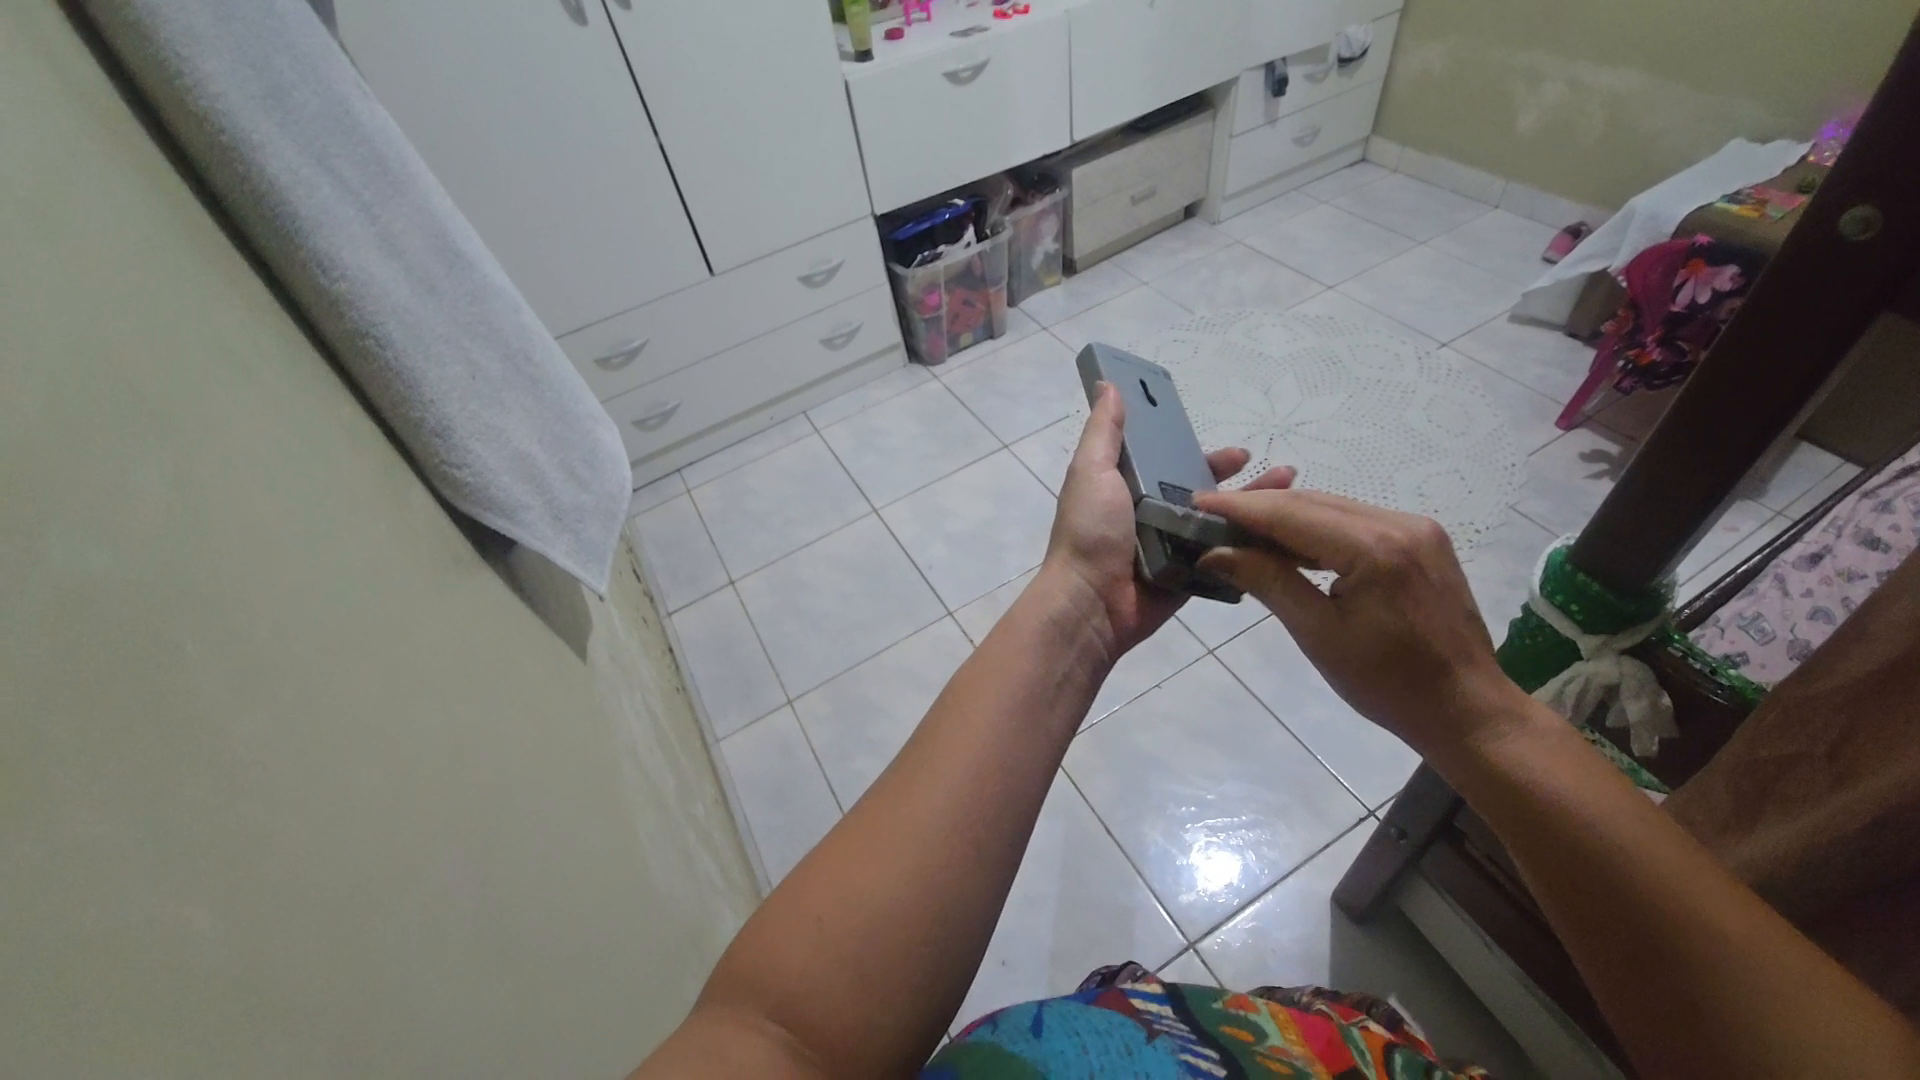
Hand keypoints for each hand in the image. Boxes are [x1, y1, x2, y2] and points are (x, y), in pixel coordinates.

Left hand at [1040, 382, 1293, 660]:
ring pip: (1222, 524)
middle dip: (1241, 484)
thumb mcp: (1092, 471)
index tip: (1238, 453)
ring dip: (1257, 509)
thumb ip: (1105, 432)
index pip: (1173, 463)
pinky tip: (1284, 534)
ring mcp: (1174, 548)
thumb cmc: (1090, 532)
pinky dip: (1252, 545)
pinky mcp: (1189, 576)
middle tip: (1279, 473)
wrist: (1092, 602)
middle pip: (1206, 494)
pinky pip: (1225, 557)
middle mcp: (1154, 516)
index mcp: (1129, 489)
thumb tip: (1109, 385)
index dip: (1204, 455)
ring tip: (1293, 494)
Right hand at [1191, 489, 1523, 756]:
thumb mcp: (1318, 635)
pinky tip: (1290, 544)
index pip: (1291, 514)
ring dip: (1285, 517)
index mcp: (1375, 549)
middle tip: (1209, 518)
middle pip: (1312, 503)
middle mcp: (1399, 524)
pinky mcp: (1422, 540)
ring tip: (1239, 531)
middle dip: (1258, 508)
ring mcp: (1416, 528)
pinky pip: (1355, 521)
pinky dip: (1316, 529)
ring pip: (1333, 508)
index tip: (1196, 503)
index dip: (1240, 507)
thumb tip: (1214, 552)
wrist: (1466, 708)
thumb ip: (1268, 581)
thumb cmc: (1388, 684)